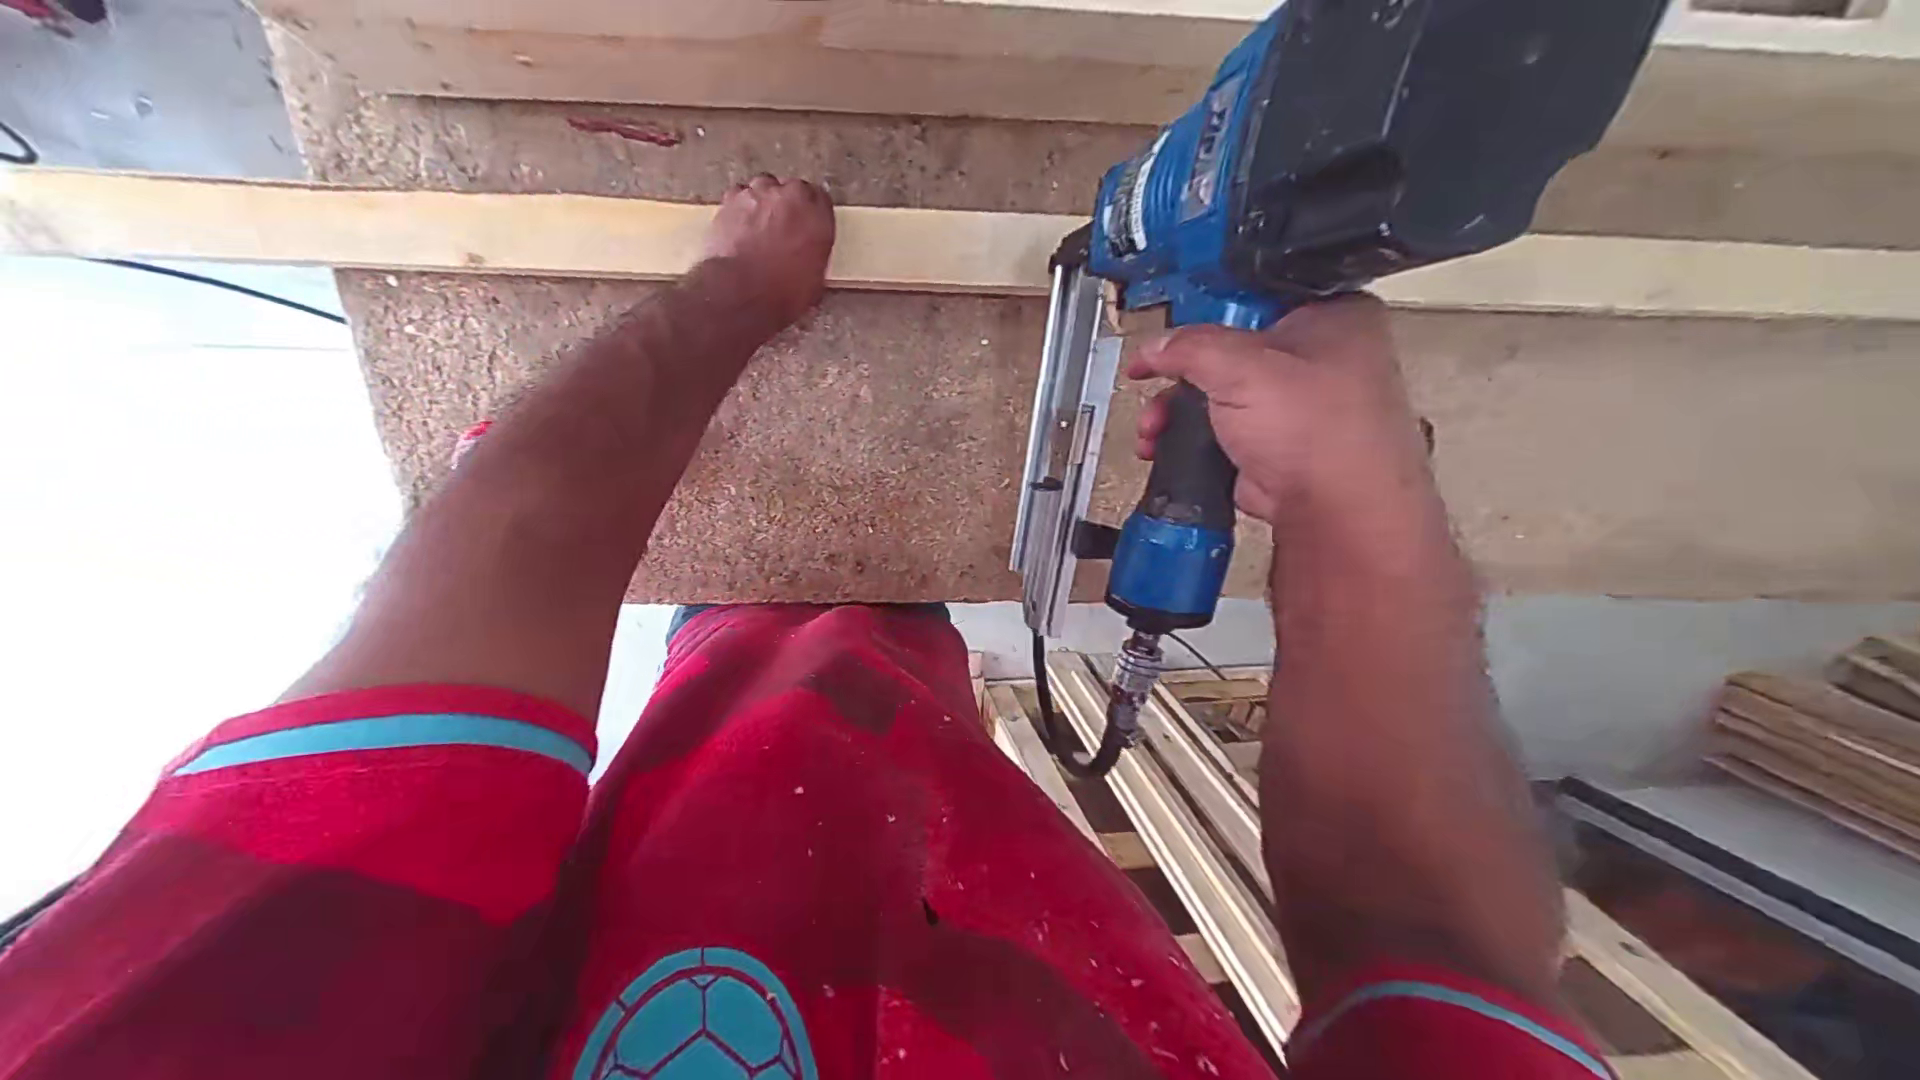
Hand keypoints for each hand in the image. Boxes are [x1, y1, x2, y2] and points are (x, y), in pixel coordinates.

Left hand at [700, 174, 835, 327]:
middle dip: (789, 205)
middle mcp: (791, 197)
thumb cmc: (782, 290)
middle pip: (793, 189)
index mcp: (818, 216)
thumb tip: (809, 257)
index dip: (814, 212)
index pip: (821, 199)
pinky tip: (741, 228)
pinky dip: (741, 208)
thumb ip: (814, 254)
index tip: (810, 223)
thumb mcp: (815, 281)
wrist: (744, 291)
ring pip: (765, 187)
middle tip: (785, 228)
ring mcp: (759, 193)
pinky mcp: (732, 198)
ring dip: (765, 203)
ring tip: (761, 228)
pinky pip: (739, 195)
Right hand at [1127, 295, 1430, 524]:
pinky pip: (1217, 430)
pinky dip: (1188, 438)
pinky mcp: (1271, 443)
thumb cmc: (1321, 434)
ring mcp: (1292, 405)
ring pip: (1217, 395)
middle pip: (1227, 351)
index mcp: (1329, 318)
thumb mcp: (1244, 368)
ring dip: (1175, 411)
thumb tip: (1157, 346)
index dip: (1207, 311)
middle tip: (1155, 381)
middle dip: (1179, 376)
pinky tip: (1164, 446)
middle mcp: (1315, 358)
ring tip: (1154, 427)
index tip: (1173, 330)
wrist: (1330, 508)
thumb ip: (1191, 348)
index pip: (1255, 298)